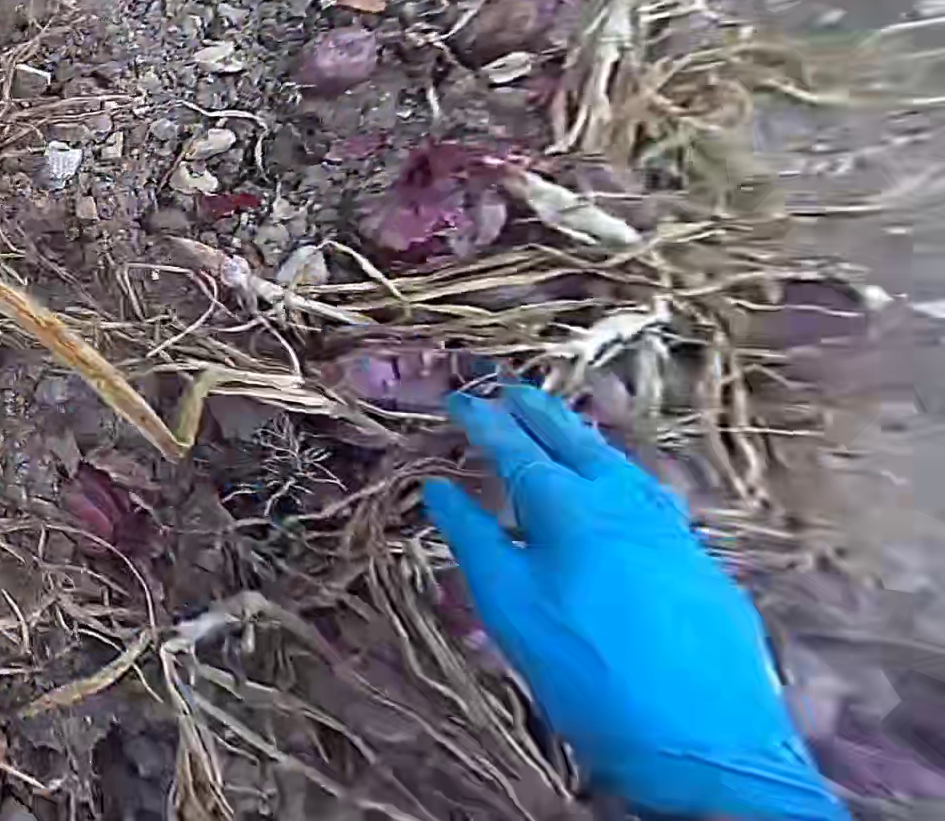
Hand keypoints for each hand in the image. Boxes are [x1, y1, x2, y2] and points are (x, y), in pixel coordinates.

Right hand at [425, 385, 843, 819]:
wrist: (702, 751)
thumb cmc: (578, 661)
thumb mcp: (503, 596)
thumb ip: (469, 533)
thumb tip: (438, 488)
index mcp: (571, 509)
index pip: (515, 449)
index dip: (482, 421)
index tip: (457, 398)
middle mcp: (626, 508)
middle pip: (577, 443)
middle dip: (539, 412)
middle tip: (509, 387)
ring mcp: (672, 536)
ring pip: (621, 467)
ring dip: (582, 438)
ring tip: (559, 424)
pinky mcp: (699, 567)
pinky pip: (648, 497)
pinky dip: (615, 473)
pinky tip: (609, 486)